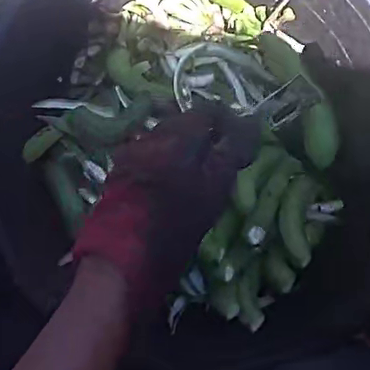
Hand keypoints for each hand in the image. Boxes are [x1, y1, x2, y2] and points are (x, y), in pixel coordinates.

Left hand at [70, 108, 259, 312]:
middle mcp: (152, 133)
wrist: (121, 259)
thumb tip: (251, 122)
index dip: (230, 123)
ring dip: (183, 149)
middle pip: (186, 122)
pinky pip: (149, 155)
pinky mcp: (119, 171)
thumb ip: (233, 150)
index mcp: (180, 132)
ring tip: (196, 175)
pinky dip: (164, 162)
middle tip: (221, 161)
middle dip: (206, 136)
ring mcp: (132, 150)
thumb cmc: (176, 224)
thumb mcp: (216, 187)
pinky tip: (170, 185)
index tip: (241, 142)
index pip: (211, 110)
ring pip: (167, 138)